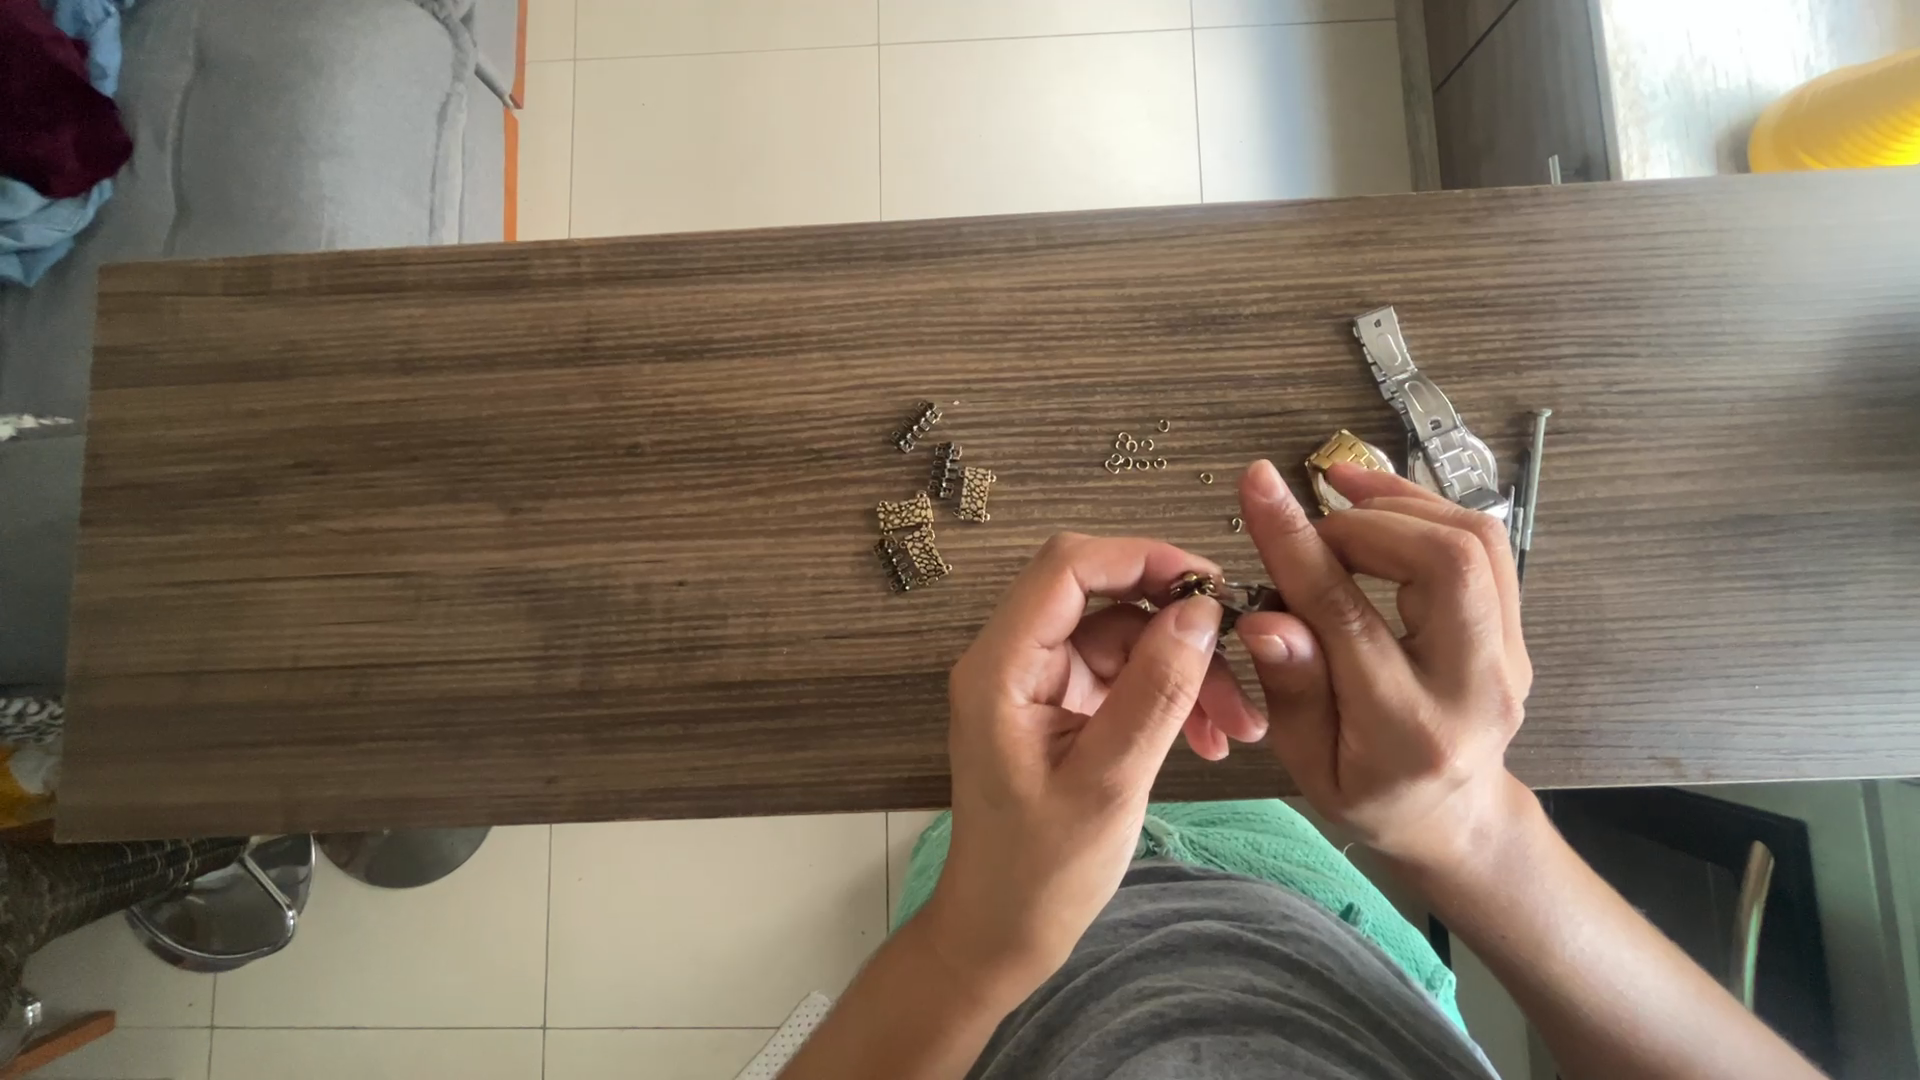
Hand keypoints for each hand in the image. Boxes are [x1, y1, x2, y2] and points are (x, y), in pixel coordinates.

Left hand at [919, 534, 1258, 1005]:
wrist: (1006, 928)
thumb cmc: (1042, 870)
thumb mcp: (1109, 782)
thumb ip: (1154, 691)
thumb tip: (1201, 612)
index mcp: (1000, 666)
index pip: (1064, 569)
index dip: (1138, 558)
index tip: (1210, 582)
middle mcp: (1013, 658)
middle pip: (1100, 596)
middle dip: (1174, 622)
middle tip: (1240, 653)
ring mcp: (1038, 680)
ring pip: (1122, 637)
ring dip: (1184, 669)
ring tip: (1239, 728)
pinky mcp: (1062, 704)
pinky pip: (1123, 675)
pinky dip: (1168, 695)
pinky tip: (1209, 739)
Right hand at [1232, 460, 1531, 874]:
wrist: (1458, 819)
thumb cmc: (1367, 796)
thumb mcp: (1307, 765)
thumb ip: (1290, 692)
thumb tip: (1264, 618)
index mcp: (1406, 729)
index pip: (1346, 617)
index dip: (1296, 545)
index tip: (1257, 486)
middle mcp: (1474, 684)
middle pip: (1445, 561)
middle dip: (1363, 523)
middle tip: (1308, 531)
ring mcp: (1509, 652)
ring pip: (1474, 539)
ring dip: (1398, 506)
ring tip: (1336, 502)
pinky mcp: (1516, 628)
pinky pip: (1484, 544)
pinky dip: (1426, 509)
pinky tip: (1373, 503)